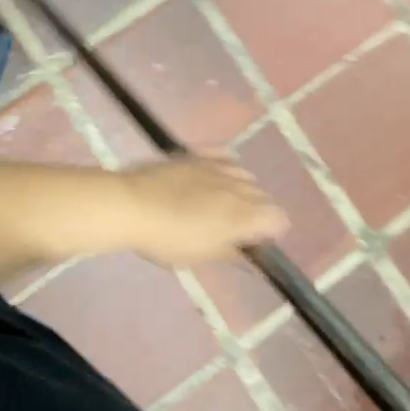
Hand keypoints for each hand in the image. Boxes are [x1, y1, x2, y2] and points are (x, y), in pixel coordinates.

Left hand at [119, 158, 288, 266]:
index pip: (278, 219)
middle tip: (236, 227)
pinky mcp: (193, 154)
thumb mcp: (201, 257)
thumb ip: (230, 253)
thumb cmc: (167, 239)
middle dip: (257, 211)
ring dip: (241, 188)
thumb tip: (247, 254)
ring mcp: (214, 166)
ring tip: (223, 202)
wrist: (131, 205)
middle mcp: (236, 186)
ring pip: (244, 174)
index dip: (271, 232)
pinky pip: (220, 154)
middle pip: (263, 196)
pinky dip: (224, 163)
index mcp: (243, 215)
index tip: (254, 243)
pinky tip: (216, 173)